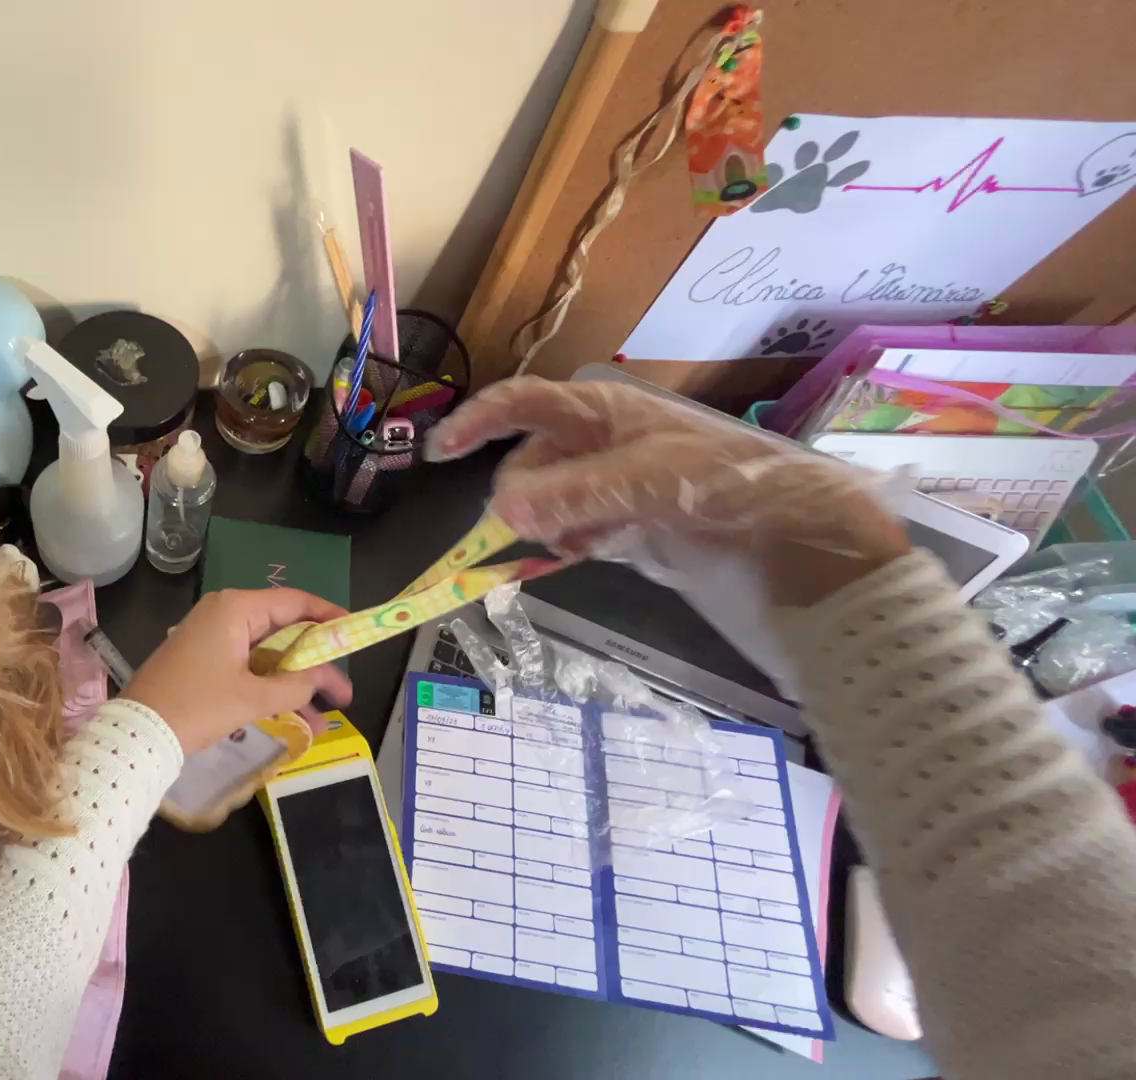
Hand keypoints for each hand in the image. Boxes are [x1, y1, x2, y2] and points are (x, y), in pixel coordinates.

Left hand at [121, 588, 354, 754]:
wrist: (138, 732)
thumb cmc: (197, 706)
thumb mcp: (252, 698)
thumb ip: (296, 685)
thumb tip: (324, 677)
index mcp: (235, 609)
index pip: (294, 601)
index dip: (329, 616)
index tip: (356, 632)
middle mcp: (224, 614)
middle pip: (284, 630)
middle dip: (316, 663)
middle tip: (344, 692)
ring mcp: (212, 636)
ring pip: (267, 654)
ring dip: (296, 683)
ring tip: (328, 717)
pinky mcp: (204, 658)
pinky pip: (248, 665)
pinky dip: (270, 686)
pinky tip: (297, 716)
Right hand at [424, 376, 911, 605]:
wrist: (803, 545)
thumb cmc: (733, 487)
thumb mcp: (653, 481)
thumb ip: (572, 494)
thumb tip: (500, 511)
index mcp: (601, 411)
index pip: (521, 403)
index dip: (475, 421)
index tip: (437, 455)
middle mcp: (596, 442)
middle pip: (525, 460)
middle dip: (522, 493)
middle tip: (541, 527)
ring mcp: (607, 483)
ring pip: (542, 498)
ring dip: (544, 521)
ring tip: (575, 542)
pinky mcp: (620, 521)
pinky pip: (565, 526)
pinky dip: (562, 541)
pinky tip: (583, 550)